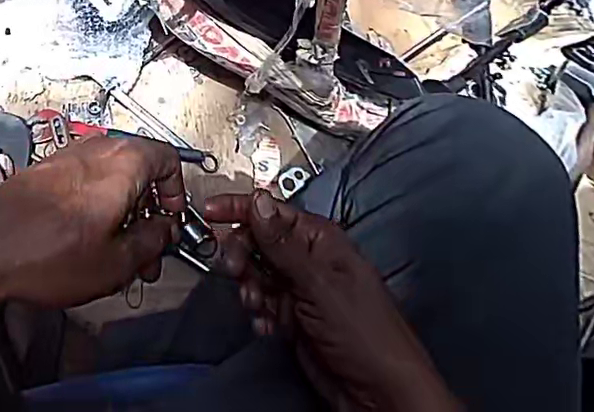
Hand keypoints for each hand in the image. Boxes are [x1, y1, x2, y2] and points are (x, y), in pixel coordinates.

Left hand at [0, 135, 184, 309]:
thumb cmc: (50, 254)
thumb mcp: (115, 262)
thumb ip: (151, 242)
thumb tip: (164, 228)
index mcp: (123, 161)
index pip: (169, 158)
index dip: (177, 193)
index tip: (169, 224)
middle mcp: (99, 146)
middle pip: (142, 166)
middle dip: (150, 209)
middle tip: (147, 252)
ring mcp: (71, 153)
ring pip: (114, 174)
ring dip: (125, 208)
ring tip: (117, 252)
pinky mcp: (49, 166)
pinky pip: (88, 176)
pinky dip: (99, 201)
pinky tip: (88, 239)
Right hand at [201, 191, 461, 411]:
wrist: (383, 400)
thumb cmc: (366, 335)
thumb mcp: (319, 285)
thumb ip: (282, 244)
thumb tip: (257, 201)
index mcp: (319, 239)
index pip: (270, 211)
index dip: (239, 208)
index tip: (210, 211)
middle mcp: (308, 259)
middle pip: (258, 241)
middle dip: (243, 256)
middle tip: (236, 271)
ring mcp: (301, 289)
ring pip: (257, 273)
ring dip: (250, 288)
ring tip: (260, 306)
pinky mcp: (295, 317)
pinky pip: (263, 302)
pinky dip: (258, 312)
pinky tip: (266, 324)